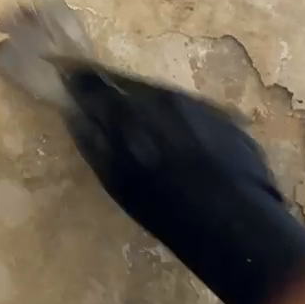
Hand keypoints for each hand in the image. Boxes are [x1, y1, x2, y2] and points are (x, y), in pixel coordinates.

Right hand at [56, 61, 304, 303]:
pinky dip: (174, 118)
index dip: (77, 80)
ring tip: (142, 126)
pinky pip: (187, 109)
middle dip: (111, 89)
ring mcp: (194, 102)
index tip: (66, 76)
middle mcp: (160, 95)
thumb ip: (92, 140)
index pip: (90, 82)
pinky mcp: (222, 115)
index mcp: (126, 109)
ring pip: (158, 93)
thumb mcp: (116, 180)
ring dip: (144, 103)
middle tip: (102, 101)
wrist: (238, 227)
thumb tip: (73, 114)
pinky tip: (178, 143)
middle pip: (125, 82)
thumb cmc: (166, 211)